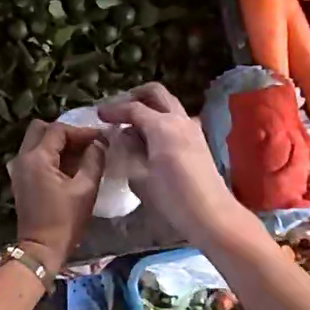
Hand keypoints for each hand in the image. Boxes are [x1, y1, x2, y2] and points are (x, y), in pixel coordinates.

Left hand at [7, 120, 106, 268]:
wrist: (41, 249)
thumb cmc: (65, 220)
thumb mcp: (85, 189)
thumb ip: (94, 161)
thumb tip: (99, 143)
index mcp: (37, 158)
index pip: (58, 130)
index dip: (82, 131)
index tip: (101, 139)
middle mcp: (23, 158)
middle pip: (41, 129)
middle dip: (65, 133)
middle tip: (87, 144)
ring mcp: (19, 169)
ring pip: (36, 142)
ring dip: (57, 144)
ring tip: (82, 155)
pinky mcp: (21, 179)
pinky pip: (34, 156)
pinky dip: (50, 155)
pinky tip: (69, 167)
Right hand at [98, 83, 260, 251]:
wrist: (211, 216)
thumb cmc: (171, 197)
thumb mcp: (139, 176)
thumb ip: (128, 150)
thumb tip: (124, 136)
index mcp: (162, 126)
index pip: (133, 108)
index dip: (113, 110)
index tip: (98, 114)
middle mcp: (179, 120)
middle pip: (156, 94)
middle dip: (135, 96)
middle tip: (118, 109)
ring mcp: (192, 129)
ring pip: (169, 105)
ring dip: (150, 108)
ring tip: (132, 124)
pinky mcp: (199, 141)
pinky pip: (176, 120)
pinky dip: (161, 120)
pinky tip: (151, 138)